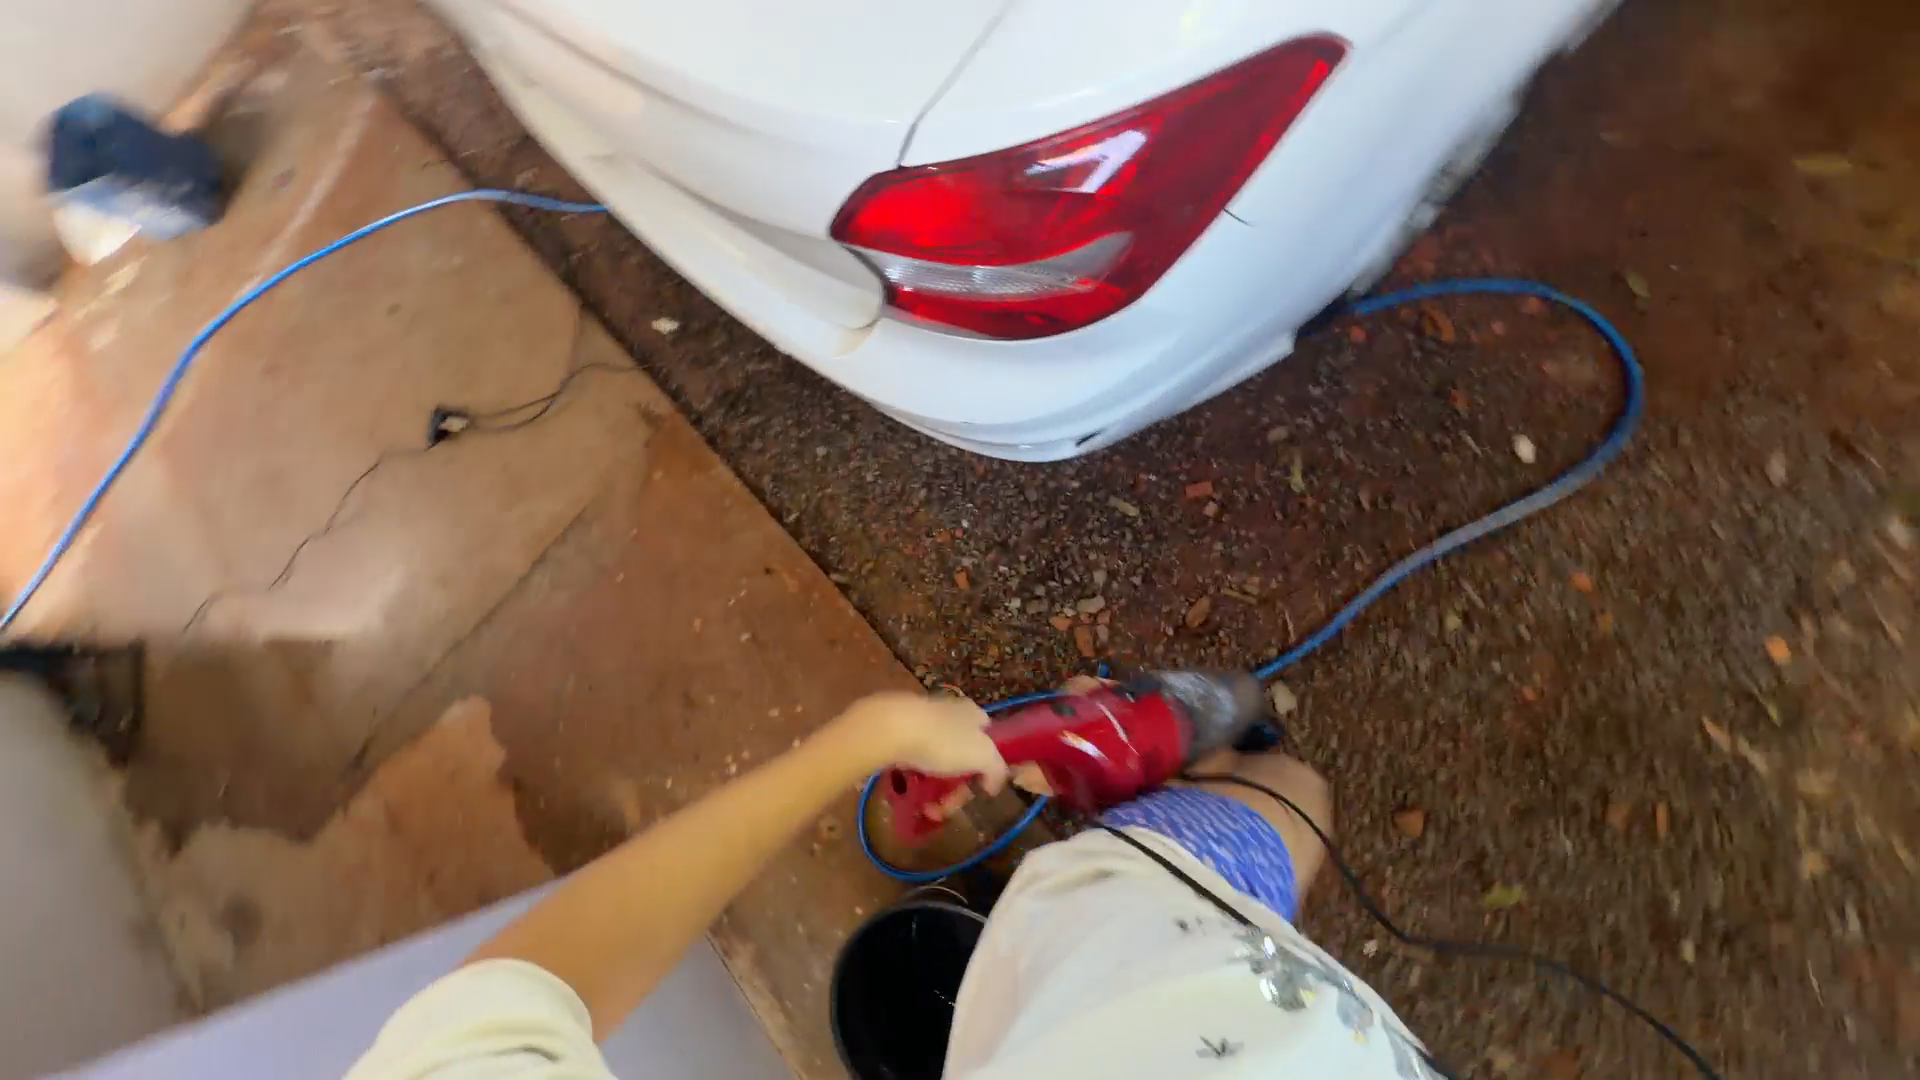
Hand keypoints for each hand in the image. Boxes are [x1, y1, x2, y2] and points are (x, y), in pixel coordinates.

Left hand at [831, 692, 1007, 790]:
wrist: (892, 729)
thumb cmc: (943, 741)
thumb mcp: (983, 755)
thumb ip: (996, 769)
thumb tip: (993, 785)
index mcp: (974, 713)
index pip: (989, 738)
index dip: (987, 765)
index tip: (978, 788)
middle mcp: (950, 714)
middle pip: (963, 758)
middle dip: (957, 789)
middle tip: (946, 807)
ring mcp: (924, 724)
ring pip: (938, 763)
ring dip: (936, 791)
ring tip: (927, 809)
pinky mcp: (901, 736)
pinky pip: (915, 763)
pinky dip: (916, 781)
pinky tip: (911, 794)